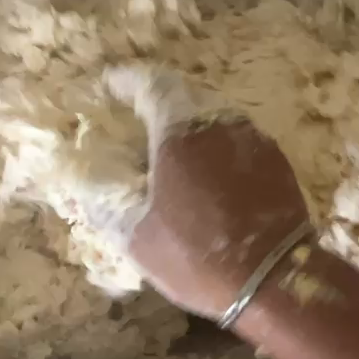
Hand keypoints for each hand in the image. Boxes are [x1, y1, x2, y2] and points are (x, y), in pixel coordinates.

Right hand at [113, 69, 310, 318]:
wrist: (274, 277)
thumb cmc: (196, 255)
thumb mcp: (136, 236)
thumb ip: (106, 199)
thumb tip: (83, 178)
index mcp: (182, 130)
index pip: (152, 83)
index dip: (128, 80)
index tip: (110, 84)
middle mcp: (221, 121)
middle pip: (184, 93)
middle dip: (156, 98)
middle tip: (135, 114)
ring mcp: (252, 136)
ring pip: (213, 112)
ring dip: (187, 119)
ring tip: (167, 142)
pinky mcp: (274, 156)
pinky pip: (234, 134)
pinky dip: (213, 140)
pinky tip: (204, 166)